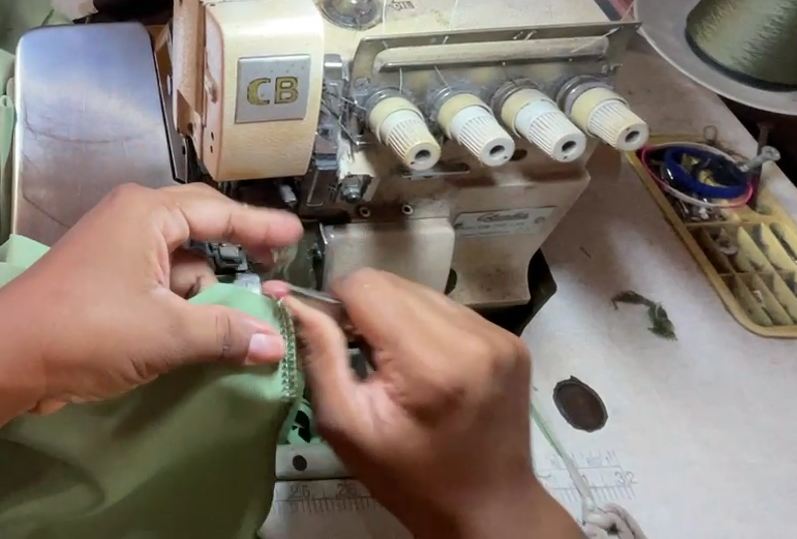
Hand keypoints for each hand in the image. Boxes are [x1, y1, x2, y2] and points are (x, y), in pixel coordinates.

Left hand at [0, 183, 302, 413]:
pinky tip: (204, 327)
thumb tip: (275, 342)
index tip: (296, 232)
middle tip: (277, 264)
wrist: (8, 354)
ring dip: (207, 286)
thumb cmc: (89, 328)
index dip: (260, 224)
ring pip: (178, 259)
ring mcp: (115, 246)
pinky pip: (157, 279)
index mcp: (146, 212)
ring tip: (246, 315)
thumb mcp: (164, 331)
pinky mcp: (105, 276)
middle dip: (237, 248)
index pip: (217, 210)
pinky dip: (181, 301)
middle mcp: (132, 218)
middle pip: (199, 226)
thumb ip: (224, 332)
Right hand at [268, 271, 579, 538]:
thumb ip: (318, 354)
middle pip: (389, 282)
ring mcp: (495, 335)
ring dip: (392, 312)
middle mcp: (470, 337)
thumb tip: (288, 297)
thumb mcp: (345, 424)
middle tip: (360, 352)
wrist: (491, 514)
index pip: (364, 285)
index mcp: (430, 362)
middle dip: (363, 307)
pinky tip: (422, 360)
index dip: (337, 303)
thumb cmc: (408, 477)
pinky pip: (442, 305)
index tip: (335, 339)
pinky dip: (420, 323)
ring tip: (392, 358)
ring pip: (415, 289)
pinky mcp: (508, 338)